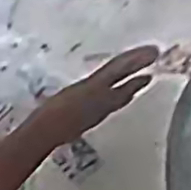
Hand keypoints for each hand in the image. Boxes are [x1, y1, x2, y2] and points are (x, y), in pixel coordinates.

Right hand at [21, 45, 158, 146]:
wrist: (36, 137)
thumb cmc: (63, 110)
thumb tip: (154, 52)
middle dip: (127, 90)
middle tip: (139, 81)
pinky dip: (89, 108)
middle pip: (117, 100)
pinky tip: (84, 107)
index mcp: (106, 102)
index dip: (138, 79)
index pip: (127, 88)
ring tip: (114, 93)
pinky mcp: (65, 128)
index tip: (149, 73)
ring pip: (102, 108)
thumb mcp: (94, 84)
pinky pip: (84, 114)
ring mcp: (81, 122)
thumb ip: (121, 69)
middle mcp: (98, 113)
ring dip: (110, 99)